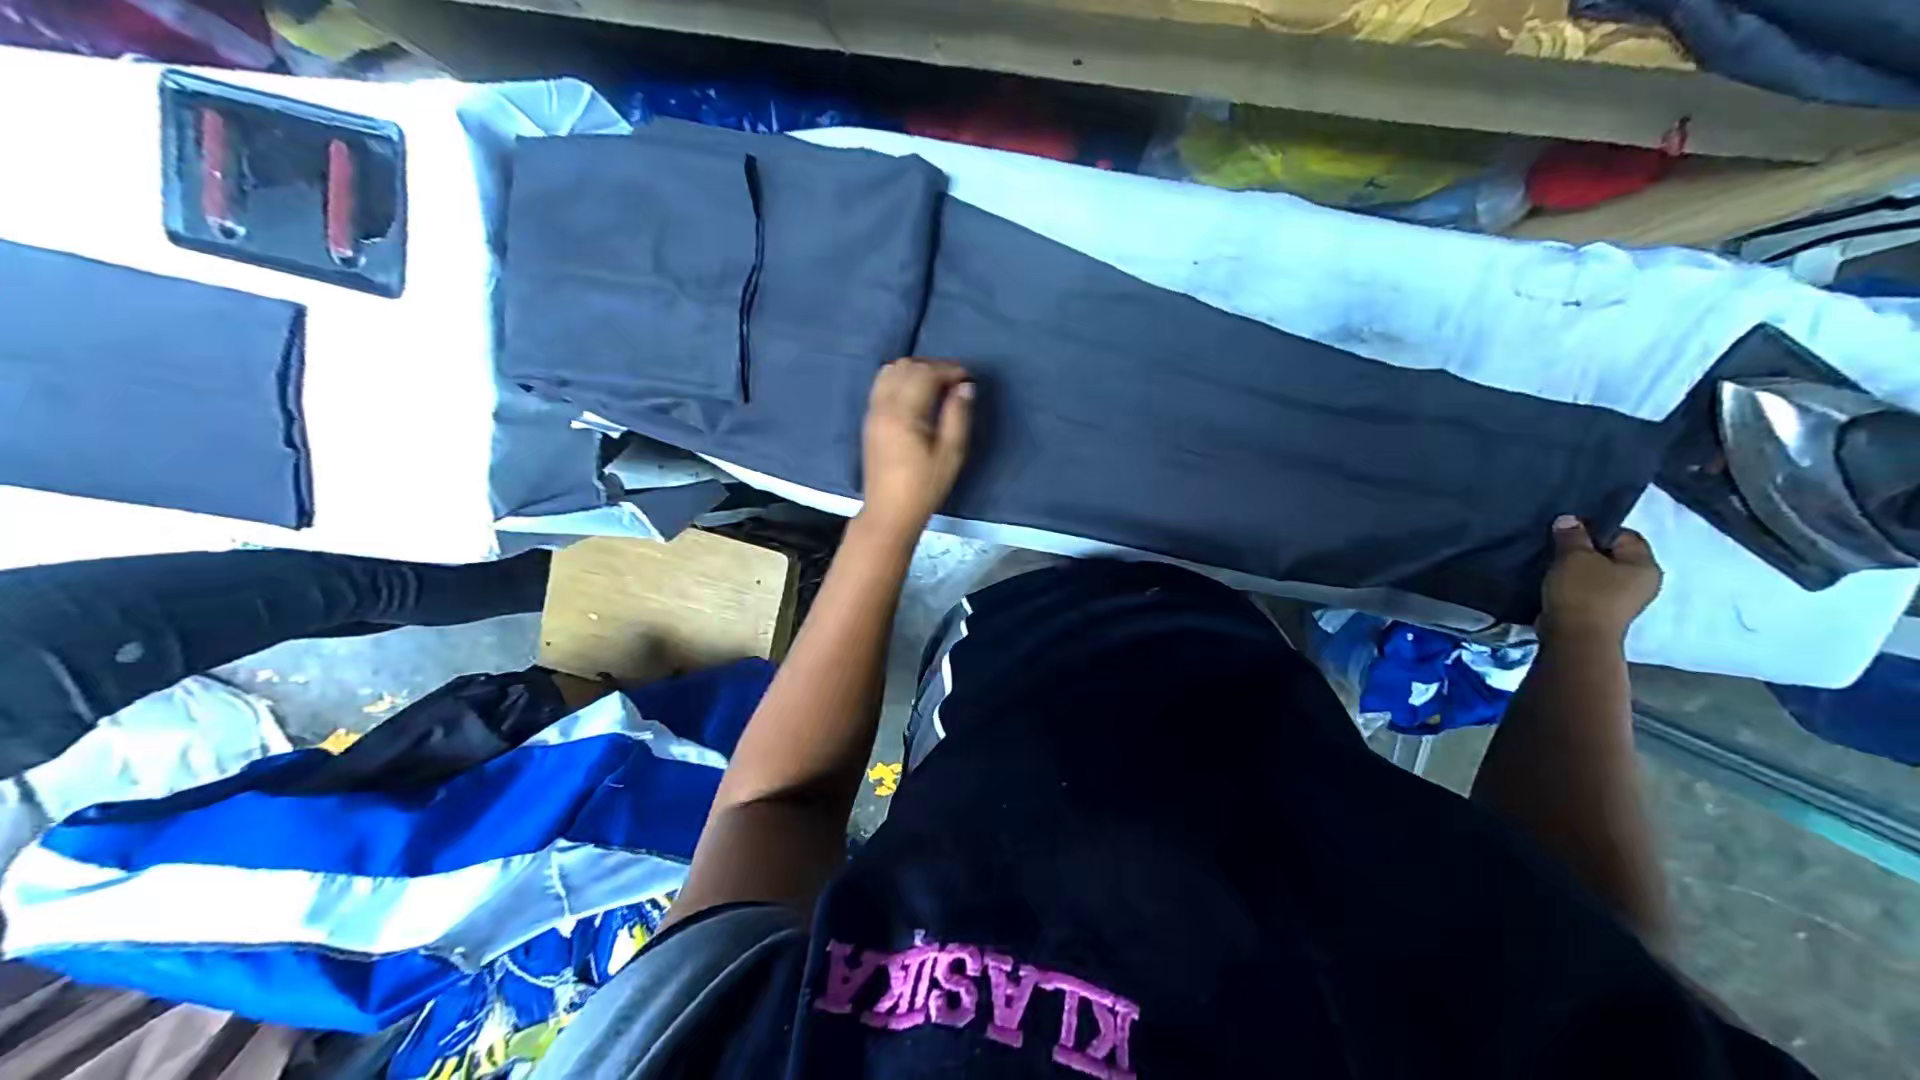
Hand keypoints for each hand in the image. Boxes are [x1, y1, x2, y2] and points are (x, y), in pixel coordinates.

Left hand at [859, 357, 973, 537]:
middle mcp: (882, 406)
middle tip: (955, 381)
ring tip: (936, 385)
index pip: (925, 373)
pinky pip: (882, 384)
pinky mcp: (869, 420)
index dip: (949, 370)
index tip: (967, 378)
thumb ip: (958, 415)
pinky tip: (917, 395)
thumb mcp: (951, 454)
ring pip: (890, 371)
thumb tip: (965, 387)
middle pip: (906, 366)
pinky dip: (901, 380)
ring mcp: (872, 412)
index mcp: (902, 413)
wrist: (889, 512)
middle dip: (932, 366)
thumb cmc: (924, 486)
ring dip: (915, 370)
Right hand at [1539, 515, 1661, 644]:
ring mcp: (1625, 600)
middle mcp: (1643, 582)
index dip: (1595, 528)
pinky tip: (1555, 583)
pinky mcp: (1604, 613)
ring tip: (1552, 565)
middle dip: (1586, 549)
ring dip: (1578, 568)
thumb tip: (1568, 519)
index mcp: (1645, 565)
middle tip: (1556, 546)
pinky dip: (1574, 584)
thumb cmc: (1582, 592)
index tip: (1567, 530)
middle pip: (1612, 555)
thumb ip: (1572, 536)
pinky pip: (1590, 589)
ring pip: (1599, 573)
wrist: (1575, 637)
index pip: (1624, 535)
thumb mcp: (1574, 557)